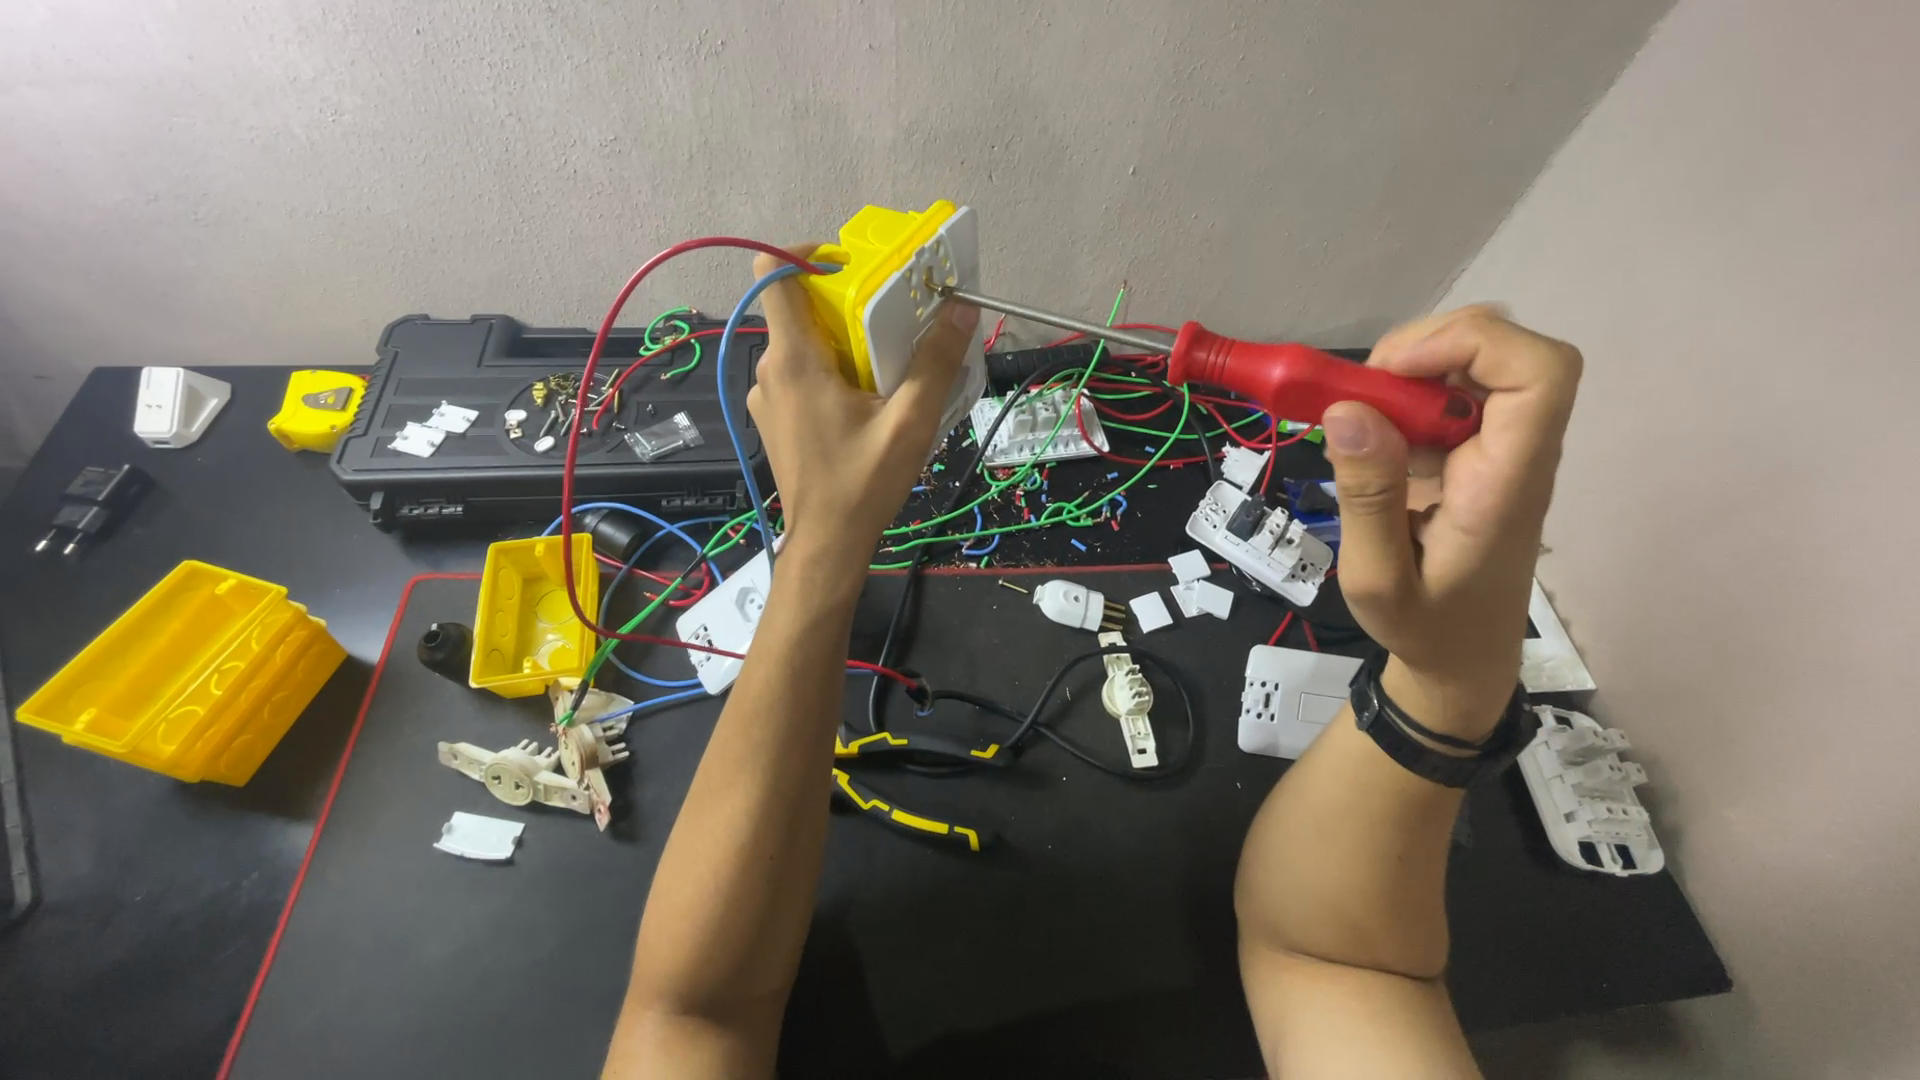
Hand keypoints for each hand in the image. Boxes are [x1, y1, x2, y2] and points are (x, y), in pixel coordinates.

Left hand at [746, 247, 979, 578]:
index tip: (852, 267)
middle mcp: (770, 370)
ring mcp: (766, 397)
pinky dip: (829, 374)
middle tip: (894, 325)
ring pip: (802, 346)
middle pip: (800, 310)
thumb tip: (960, 307)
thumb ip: (935, 362)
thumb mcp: (909, 422)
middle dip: (846, 306)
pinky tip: (863, 405)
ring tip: (885, 370)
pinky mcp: (774, 420)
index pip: (775, 273)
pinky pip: (799, 377)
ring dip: (841, 345)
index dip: (807, 254)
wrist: (827, 543)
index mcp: (794, 359)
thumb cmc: (862, 484)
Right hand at [1322, 305, 1580, 737]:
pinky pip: (1449, 400)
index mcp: (1507, 482)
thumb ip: (1367, 495)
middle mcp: (1515, 454)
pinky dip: (1399, 402)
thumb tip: (1347, 409)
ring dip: (1406, 375)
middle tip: (1359, 394)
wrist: (1460, 662)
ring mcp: (1498, 453)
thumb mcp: (1377, 578)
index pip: (1539, 373)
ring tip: (1352, 419)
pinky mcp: (1475, 458)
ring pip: (1476, 367)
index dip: (1468, 344)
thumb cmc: (1425, 629)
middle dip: (1424, 351)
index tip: (1388, 373)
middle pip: (1508, 353)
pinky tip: (1366, 442)